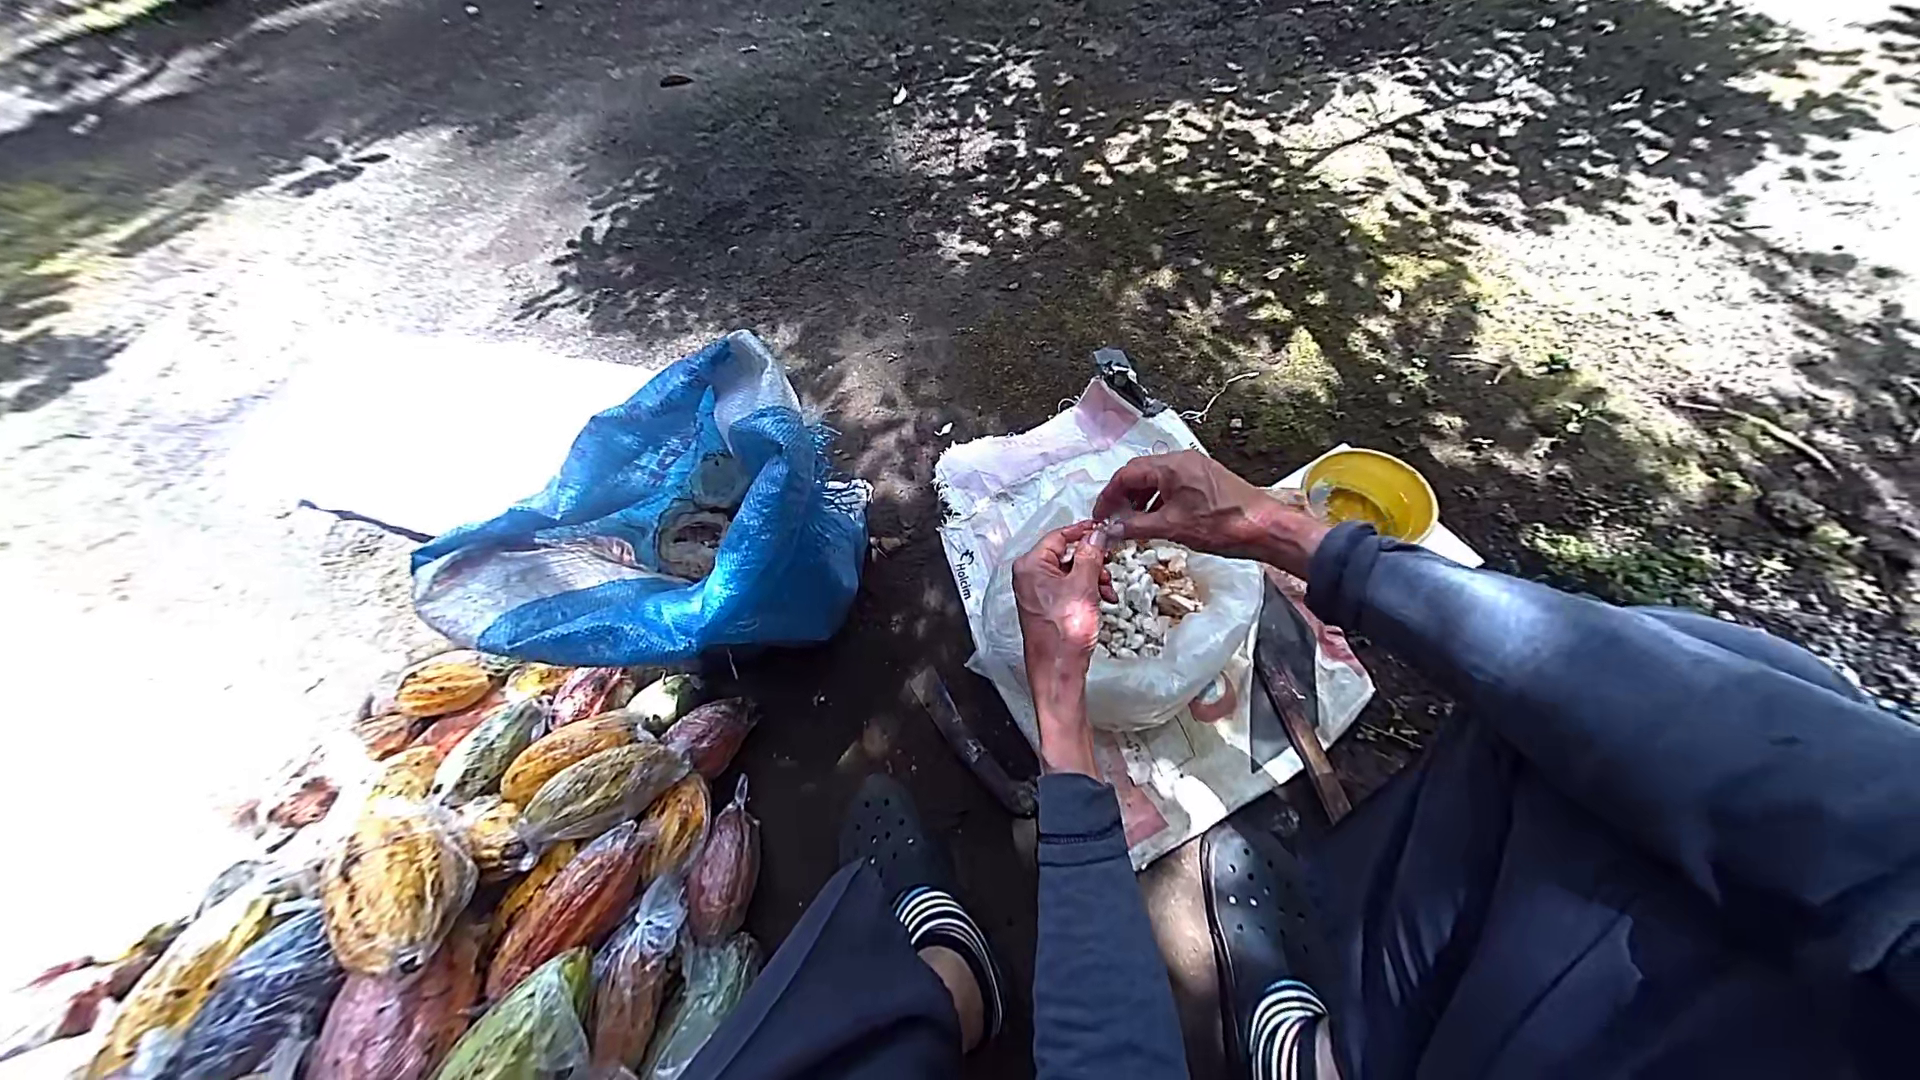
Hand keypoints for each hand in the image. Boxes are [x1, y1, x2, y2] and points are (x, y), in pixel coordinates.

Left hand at [1012, 521, 1107, 775]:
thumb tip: (1096, 535)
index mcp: (1030, 565)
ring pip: (1070, 572)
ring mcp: (1036, 592)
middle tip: (1109, 568)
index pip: (1058, 536)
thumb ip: (1090, 555)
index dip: (1082, 532)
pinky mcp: (1046, 606)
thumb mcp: (1084, 585)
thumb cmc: (1064, 633)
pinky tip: (1101, 600)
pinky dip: (1086, 590)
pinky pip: (1068, 588)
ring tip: (1107, 592)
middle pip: (1065, 554)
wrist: (1059, 668)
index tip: (1102, 531)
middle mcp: (1028, 576)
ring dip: (1092, 577)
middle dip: (1091, 561)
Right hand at [1092, 450, 1327, 576]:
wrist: (1266, 528)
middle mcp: (1182, 460)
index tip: (1100, 514)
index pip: (1126, 474)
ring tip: (1131, 520)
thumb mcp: (1172, 528)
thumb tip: (1111, 529)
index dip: (1108, 495)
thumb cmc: (1224, 525)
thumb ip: (1135, 526)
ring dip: (1139, 498)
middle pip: (1139, 473)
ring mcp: (1195, 468)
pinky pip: (1171, 483)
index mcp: (1171, 466)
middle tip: (1112, 517)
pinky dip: (1157, 498)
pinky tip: (1155, 517)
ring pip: (1155, 478)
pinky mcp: (1205, 478)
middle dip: (1122, 495)